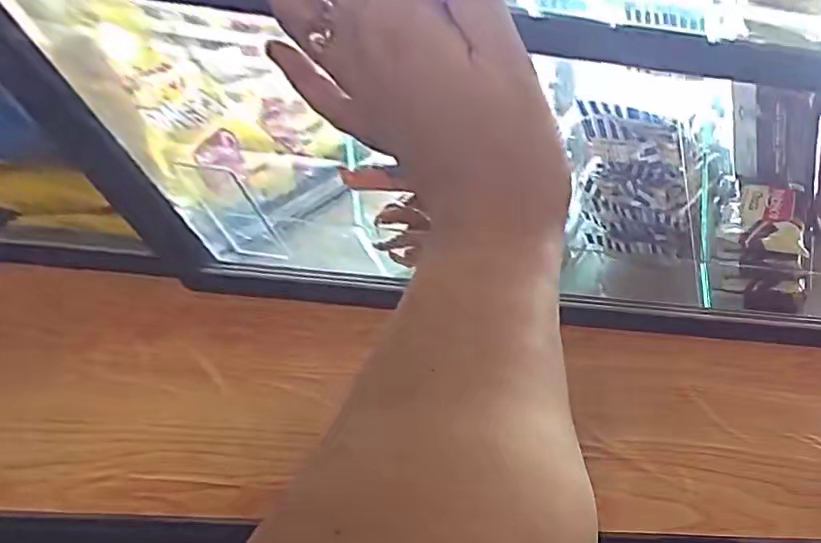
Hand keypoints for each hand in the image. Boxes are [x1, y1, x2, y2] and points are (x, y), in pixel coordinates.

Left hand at [265, 0, 568, 240]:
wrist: (499, 223)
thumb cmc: (517, 151)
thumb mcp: (512, 65)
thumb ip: (474, 6)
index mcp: (396, 15)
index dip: (432, 7)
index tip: (454, 17)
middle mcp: (360, 39)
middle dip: (397, 11)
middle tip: (429, 23)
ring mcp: (358, 84)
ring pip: (302, 15)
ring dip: (316, 8)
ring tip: (333, 12)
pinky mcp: (369, 123)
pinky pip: (313, 86)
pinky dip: (293, 63)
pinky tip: (283, 48)